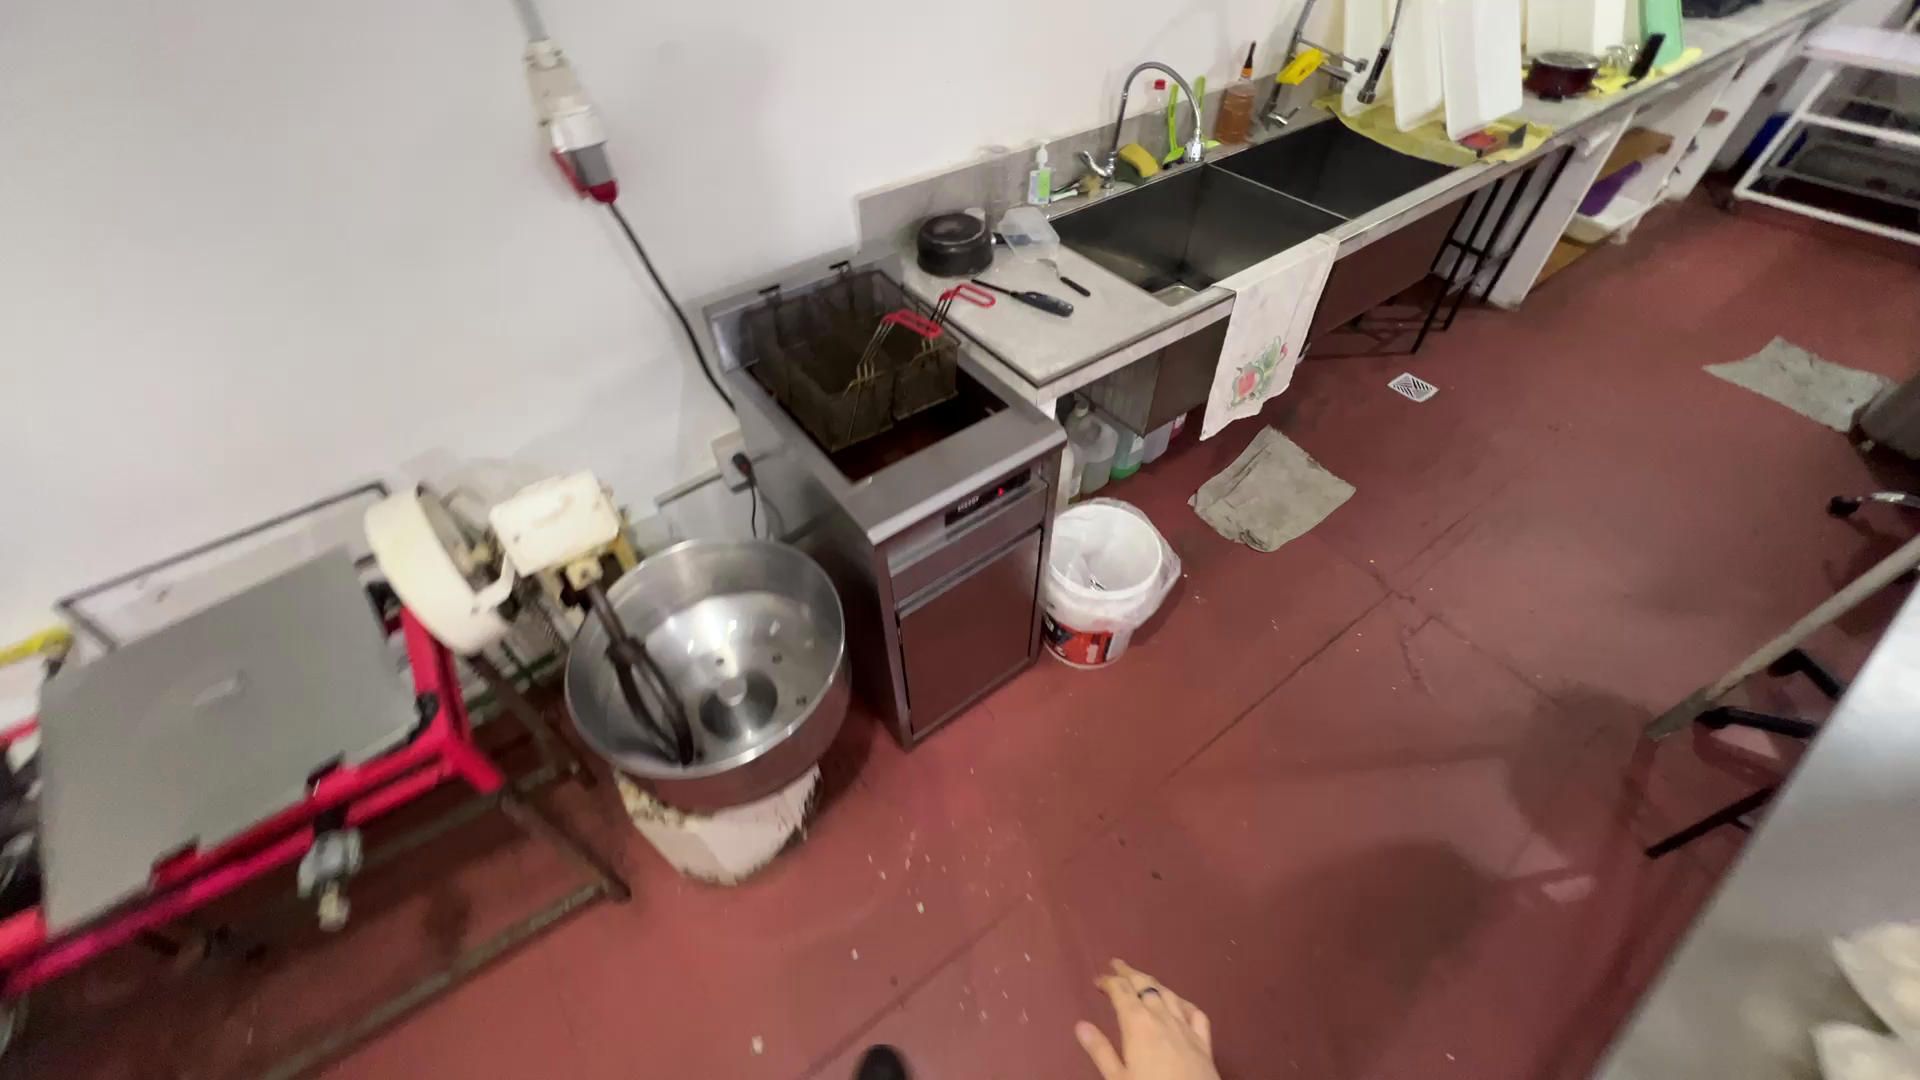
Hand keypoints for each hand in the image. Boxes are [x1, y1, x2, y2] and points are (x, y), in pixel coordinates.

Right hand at [1074, 959, 1219, 1079]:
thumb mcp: (1117, 1079)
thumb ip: (1100, 1051)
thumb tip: (1081, 1024)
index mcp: (1137, 1022)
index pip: (1120, 990)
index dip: (1108, 981)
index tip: (1098, 980)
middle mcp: (1161, 1016)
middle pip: (1144, 984)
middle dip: (1129, 972)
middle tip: (1116, 963)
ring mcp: (1185, 1027)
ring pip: (1168, 994)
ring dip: (1153, 982)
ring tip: (1143, 978)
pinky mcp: (1204, 1042)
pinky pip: (1195, 1013)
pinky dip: (1183, 1003)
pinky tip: (1179, 1003)